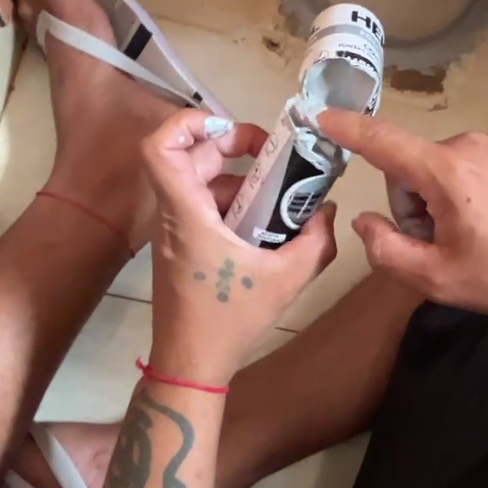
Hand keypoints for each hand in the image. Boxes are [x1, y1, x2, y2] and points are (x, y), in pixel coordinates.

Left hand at [141, 110, 338, 385]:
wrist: (190, 364)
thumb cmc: (229, 321)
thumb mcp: (286, 280)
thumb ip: (315, 242)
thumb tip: (327, 212)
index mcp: (188, 215)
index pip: (160, 148)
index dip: (187, 123)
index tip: (229, 127)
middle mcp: (174, 216)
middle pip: (188, 157)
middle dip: (230, 145)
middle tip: (270, 154)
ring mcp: (174, 231)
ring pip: (196, 181)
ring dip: (235, 175)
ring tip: (276, 190)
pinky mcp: (181, 246)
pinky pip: (201, 205)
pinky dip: (231, 200)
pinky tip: (264, 220)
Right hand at [315, 110, 487, 322]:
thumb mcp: (435, 279)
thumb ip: (385, 249)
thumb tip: (365, 220)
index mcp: (448, 173)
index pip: (384, 142)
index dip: (348, 129)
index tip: (320, 115)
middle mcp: (475, 144)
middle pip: (417, 165)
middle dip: (417, 200)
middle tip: (444, 242)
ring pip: (450, 163)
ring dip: (449, 192)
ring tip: (481, 232)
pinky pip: (484, 159)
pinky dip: (480, 183)